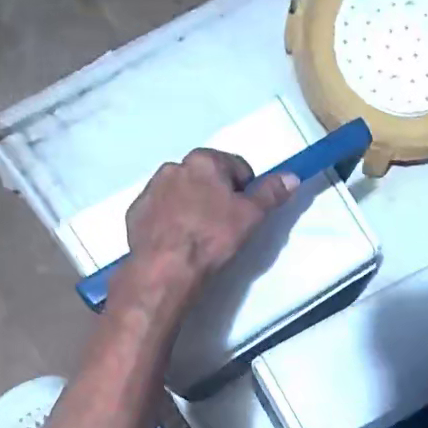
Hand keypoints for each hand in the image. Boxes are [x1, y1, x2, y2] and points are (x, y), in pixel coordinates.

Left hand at [113, 148, 298, 315]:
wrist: (166, 267)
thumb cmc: (212, 237)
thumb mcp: (250, 216)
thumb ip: (271, 193)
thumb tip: (291, 176)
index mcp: (204, 161)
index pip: (235, 167)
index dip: (244, 191)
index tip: (243, 214)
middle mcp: (174, 167)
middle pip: (205, 178)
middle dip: (215, 197)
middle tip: (222, 227)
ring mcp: (151, 189)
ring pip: (180, 193)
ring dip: (191, 207)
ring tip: (198, 237)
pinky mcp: (136, 212)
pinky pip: (160, 211)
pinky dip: (169, 221)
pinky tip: (177, 242)